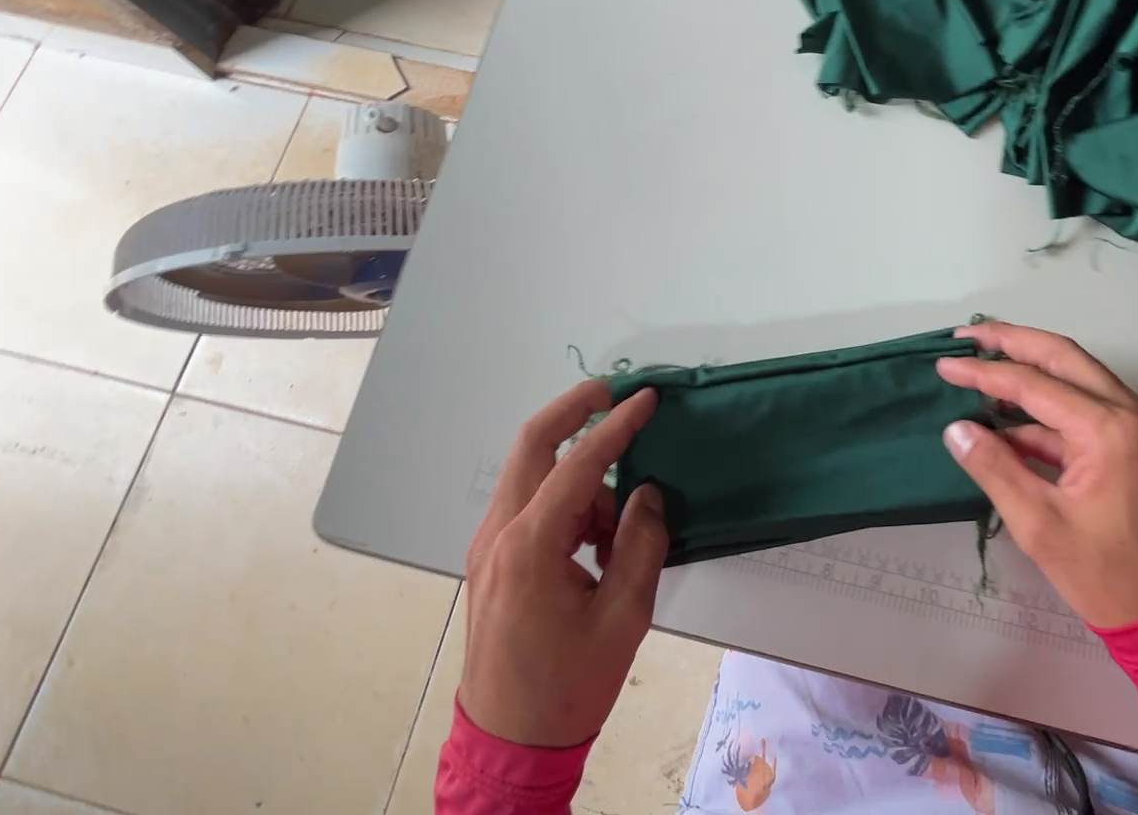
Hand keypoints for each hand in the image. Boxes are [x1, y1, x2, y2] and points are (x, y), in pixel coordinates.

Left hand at [459, 381, 667, 747]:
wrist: (509, 745)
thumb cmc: (568, 686)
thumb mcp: (623, 617)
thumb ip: (641, 544)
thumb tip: (647, 494)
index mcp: (528, 546)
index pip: (576, 464)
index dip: (616, 426)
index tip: (646, 398)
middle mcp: (499, 533)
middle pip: (532, 445)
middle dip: (573, 410)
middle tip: (613, 392)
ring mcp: (489, 546)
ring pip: (536, 478)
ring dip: (580, 481)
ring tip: (620, 533)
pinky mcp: (493, 560)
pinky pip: (533, 508)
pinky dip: (567, 506)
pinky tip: (597, 547)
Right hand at [936, 322, 1137, 629]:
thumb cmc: (1104, 574)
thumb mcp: (1038, 525)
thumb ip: (994, 468)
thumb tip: (956, 428)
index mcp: (1108, 429)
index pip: (1032, 383)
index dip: (982, 372)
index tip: (944, 365)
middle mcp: (1131, 411)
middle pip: (1063, 355)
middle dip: (1012, 341)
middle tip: (967, 335)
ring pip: (1078, 374)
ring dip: (1031, 367)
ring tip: (982, 365)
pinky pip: (1088, 405)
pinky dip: (1048, 404)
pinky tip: (1010, 416)